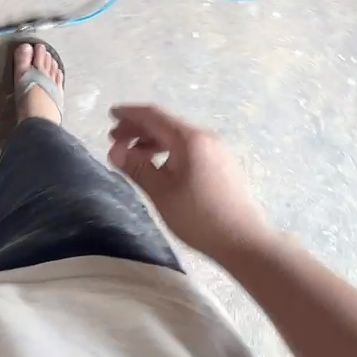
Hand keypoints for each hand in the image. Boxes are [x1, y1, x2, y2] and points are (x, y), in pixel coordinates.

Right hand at [109, 105, 275, 262]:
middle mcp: (204, 137)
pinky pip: (188, 148)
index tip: (111, 115)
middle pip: (165, 125)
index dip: (130, 114)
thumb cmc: (199, 217)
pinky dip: (168, 150)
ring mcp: (216, 150)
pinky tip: (159, 167)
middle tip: (115, 140)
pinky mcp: (222, 164)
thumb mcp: (161, 192)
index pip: (153, 116)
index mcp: (188, 139)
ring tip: (133, 156)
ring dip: (152, 142)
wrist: (244, 241)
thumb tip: (113, 150)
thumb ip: (136, 167)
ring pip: (177, 137)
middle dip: (138, 129)